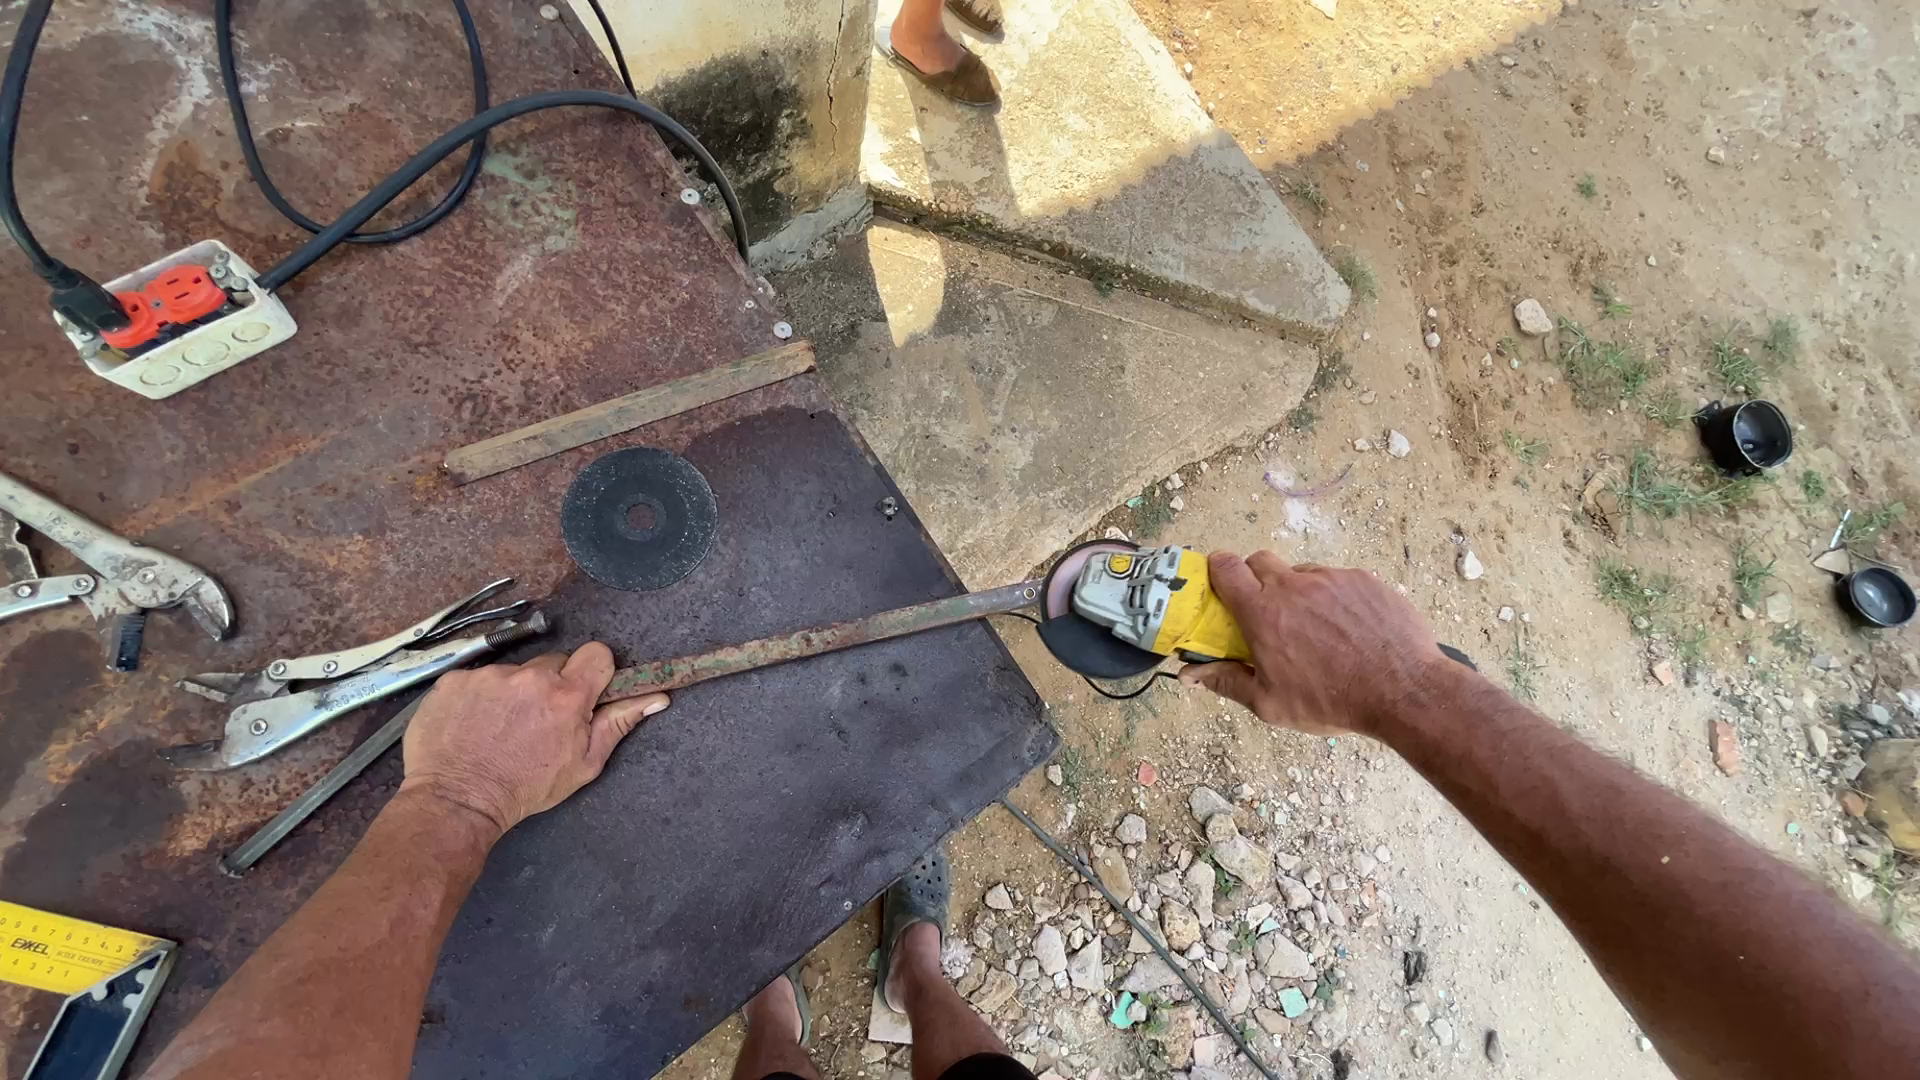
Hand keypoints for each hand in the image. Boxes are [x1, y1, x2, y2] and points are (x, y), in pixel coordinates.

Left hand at [397, 642, 668, 835]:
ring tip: (502, 725)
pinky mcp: (454, 681)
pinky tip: (475, 723)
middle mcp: (531, 677)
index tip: (584, 692)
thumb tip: (659, 697)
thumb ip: (620, 723)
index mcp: (568, 695)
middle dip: (553, 684)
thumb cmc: (527, 788)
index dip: (594, 672)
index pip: (597, 654)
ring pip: (516, 671)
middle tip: (540, 717)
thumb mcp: (585, 763)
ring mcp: (489, 677)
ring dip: (515, 691)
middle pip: (555, 663)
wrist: (455, 804)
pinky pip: (478, 678)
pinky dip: (479, 696)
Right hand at [1180, 551, 1450, 734]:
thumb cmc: (1330, 701)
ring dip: (1298, 592)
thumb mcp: (1269, 703)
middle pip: (1259, 560)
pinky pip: (1338, 580)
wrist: (1406, 692)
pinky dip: (1335, 598)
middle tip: (1267, 609)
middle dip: (1255, 578)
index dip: (1217, 569)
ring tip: (1316, 627)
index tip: (1221, 583)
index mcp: (1262, 611)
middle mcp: (1292, 585)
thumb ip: (1226, 681)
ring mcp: (1331, 578)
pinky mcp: (1364, 580)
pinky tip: (1349, 629)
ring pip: (1301, 573)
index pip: (1225, 566)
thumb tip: (1187, 674)